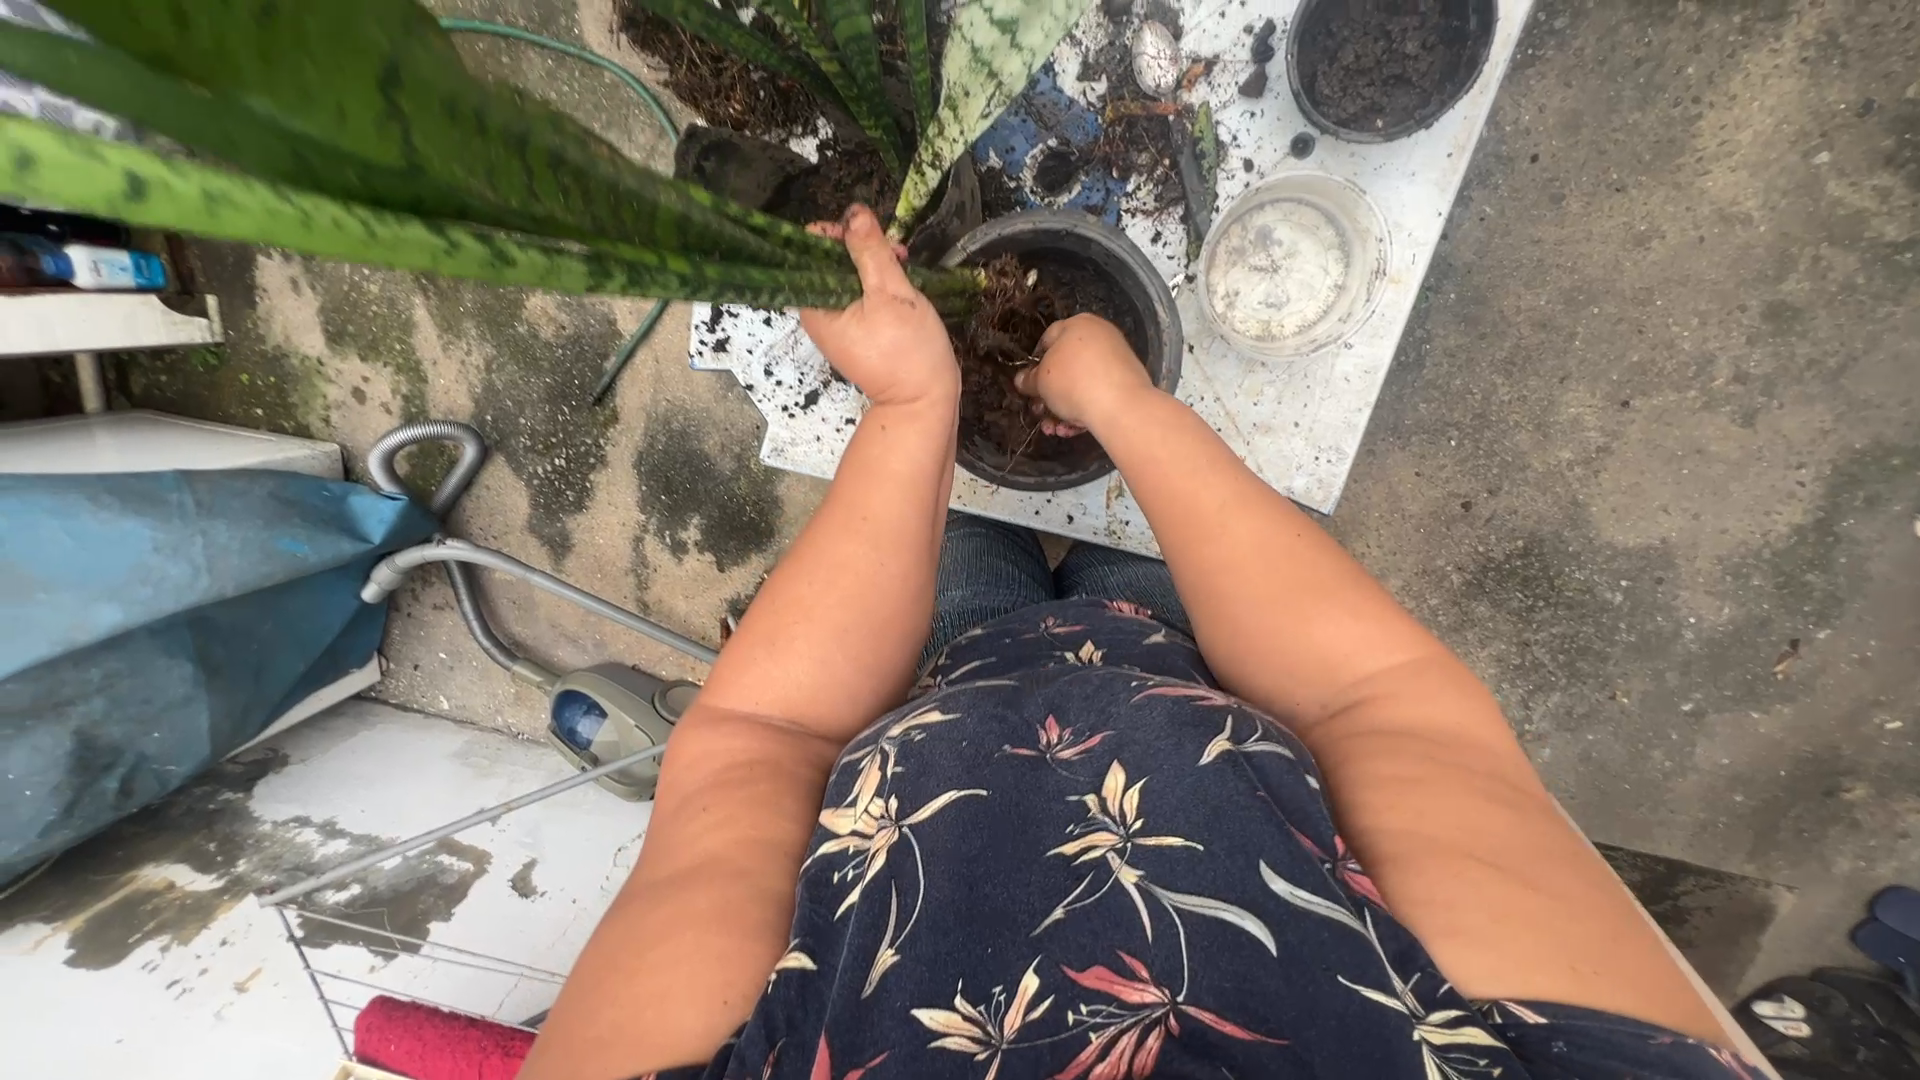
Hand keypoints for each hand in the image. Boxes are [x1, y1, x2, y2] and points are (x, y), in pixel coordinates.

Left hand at [798, 205, 958, 409]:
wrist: (925, 403)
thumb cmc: (908, 353)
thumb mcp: (891, 294)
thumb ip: (870, 251)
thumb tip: (854, 213)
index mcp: (816, 305)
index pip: (809, 250)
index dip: (840, 234)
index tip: (871, 238)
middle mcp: (820, 313)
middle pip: (831, 261)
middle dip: (864, 249)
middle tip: (897, 253)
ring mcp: (839, 325)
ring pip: (850, 277)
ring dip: (876, 265)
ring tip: (905, 266)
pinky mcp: (859, 332)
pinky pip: (862, 296)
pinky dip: (880, 286)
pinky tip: (903, 285)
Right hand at [1012, 314, 1156, 435]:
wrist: (1120, 405)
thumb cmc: (1073, 382)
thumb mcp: (1040, 381)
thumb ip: (1028, 380)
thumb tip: (1021, 379)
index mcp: (1078, 324)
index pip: (1048, 339)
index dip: (1034, 363)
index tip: (1030, 384)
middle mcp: (1099, 337)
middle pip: (1065, 366)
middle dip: (1049, 393)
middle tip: (1040, 411)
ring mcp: (1115, 359)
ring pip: (1081, 384)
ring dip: (1063, 408)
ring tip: (1055, 429)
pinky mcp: (1126, 382)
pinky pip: (1098, 394)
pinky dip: (1084, 410)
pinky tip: (1073, 429)